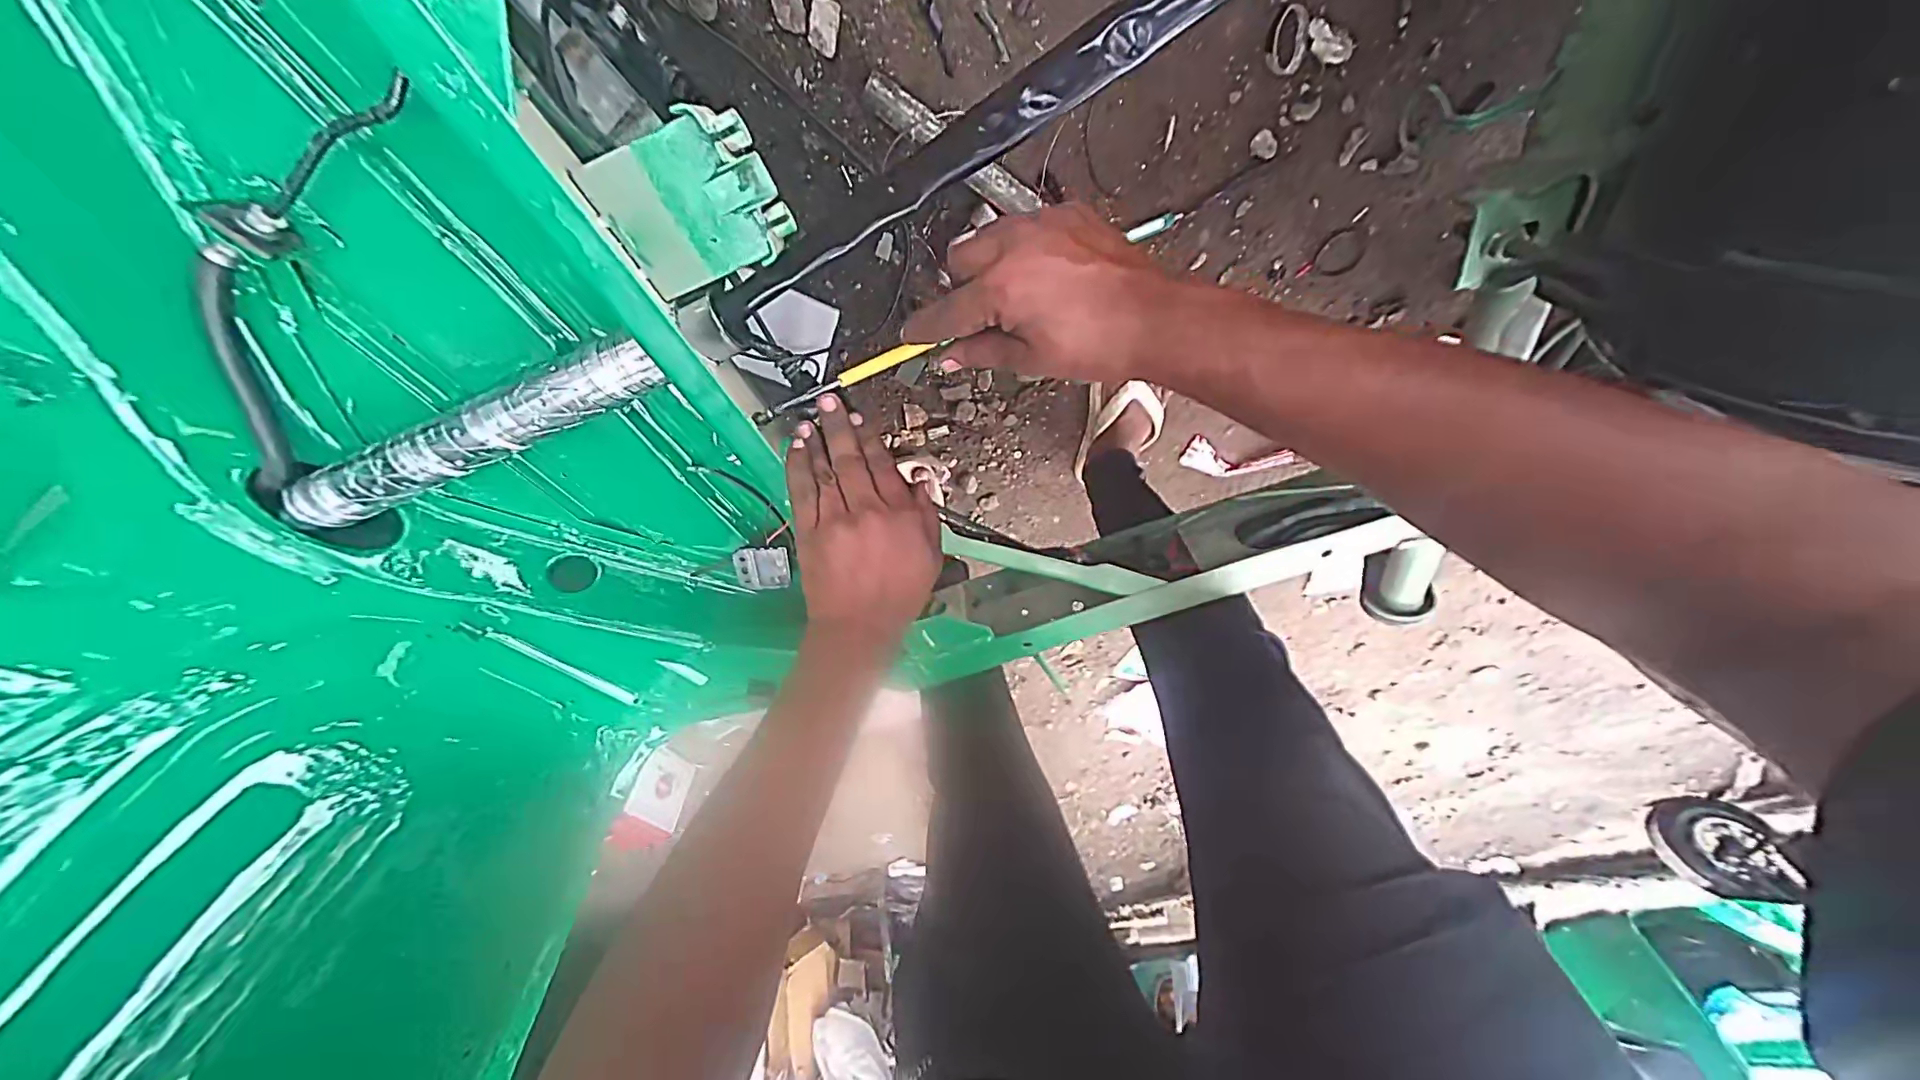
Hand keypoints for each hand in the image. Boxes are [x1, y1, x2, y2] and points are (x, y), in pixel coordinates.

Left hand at [785, 393, 942, 648]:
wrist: (860, 626)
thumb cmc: (899, 594)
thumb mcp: (931, 555)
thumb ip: (926, 515)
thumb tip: (918, 481)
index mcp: (899, 515)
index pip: (884, 466)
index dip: (871, 439)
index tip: (862, 421)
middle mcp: (867, 510)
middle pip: (853, 460)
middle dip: (841, 427)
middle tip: (831, 402)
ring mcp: (835, 520)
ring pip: (826, 471)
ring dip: (818, 441)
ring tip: (812, 419)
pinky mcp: (810, 532)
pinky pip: (802, 491)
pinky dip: (799, 467)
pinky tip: (797, 448)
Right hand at [901, 204, 1184, 383]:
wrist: (1153, 318)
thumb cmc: (1104, 340)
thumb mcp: (1032, 359)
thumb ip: (982, 352)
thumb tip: (952, 355)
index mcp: (1002, 286)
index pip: (945, 310)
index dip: (925, 328)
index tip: (914, 335)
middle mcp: (1016, 246)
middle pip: (956, 259)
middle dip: (960, 289)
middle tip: (980, 316)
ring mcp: (1042, 224)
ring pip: (987, 236)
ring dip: (987, 264)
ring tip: (1016, 295)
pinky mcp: (1065, 214)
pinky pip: (1025, 225)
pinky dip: (1023, 249)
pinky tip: (1042, 275)